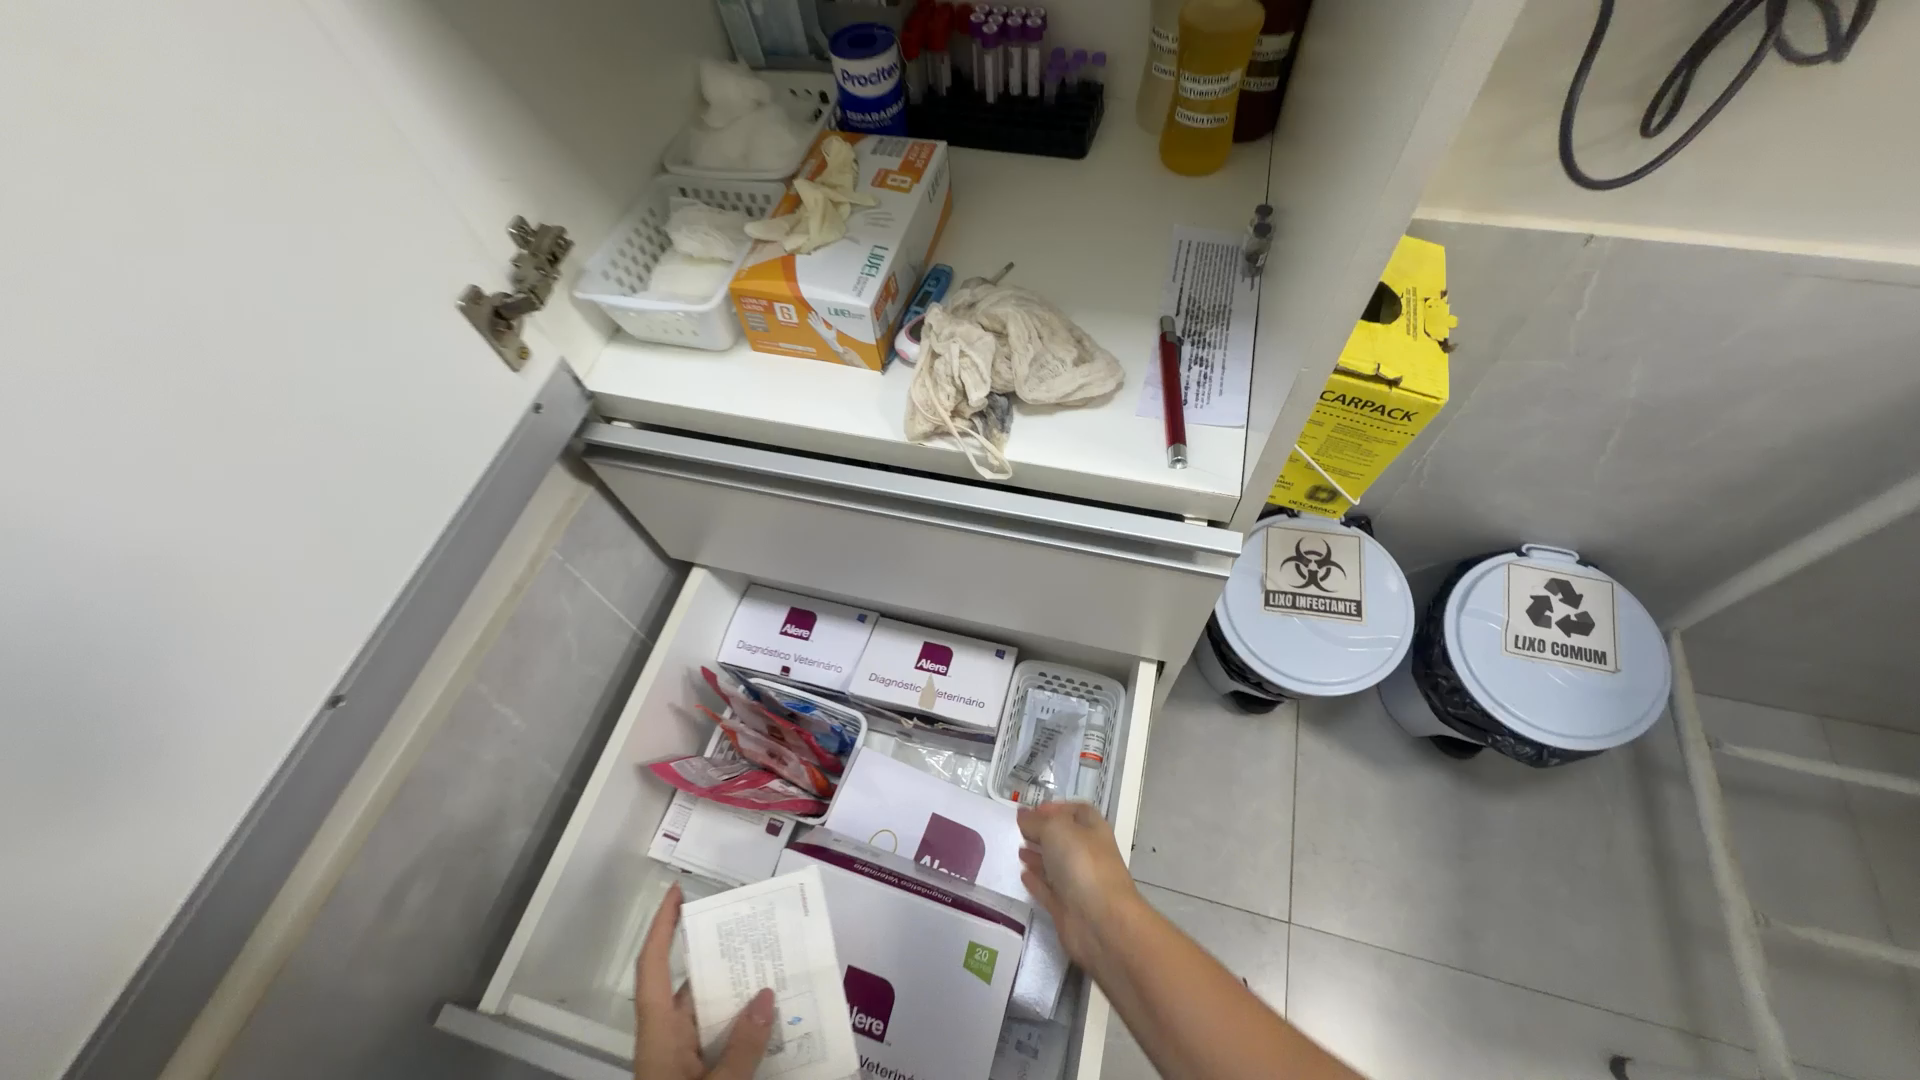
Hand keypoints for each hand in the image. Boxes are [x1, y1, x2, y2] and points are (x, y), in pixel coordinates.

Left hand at [634, 884, 774, 1079]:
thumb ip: (743, 1046)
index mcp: (659, 1036)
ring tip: (779, 971)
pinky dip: (742, 1032)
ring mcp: (678, 1066)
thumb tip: (766, 994)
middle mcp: (665, 1044)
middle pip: (690, 989)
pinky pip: (718, 1045)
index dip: (661, 928)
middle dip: (722, 960)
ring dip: (739, 998)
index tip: (677, 893)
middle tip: (759, 933)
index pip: (653, 968)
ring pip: (709, 1018)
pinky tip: (776, 1026)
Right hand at [1017, 802, 1142, 968]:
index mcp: (1093, 831)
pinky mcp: (1066, 908)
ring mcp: (1077, 883)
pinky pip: (1048, 890)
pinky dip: (1036, 881)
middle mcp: (1087, 855)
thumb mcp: (1056, 829)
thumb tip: (1023, 815)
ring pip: (1055, 864)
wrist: (1100, 921)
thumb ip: (1036, 821)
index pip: (1077, 812)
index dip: (1056, 808)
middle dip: (1043, 832)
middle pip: (1064, 838)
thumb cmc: (1082, 863)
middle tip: (1018, 828)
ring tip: (1017, 848)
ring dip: (1037, 855)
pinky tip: (1022, 874)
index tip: (1032, 809)